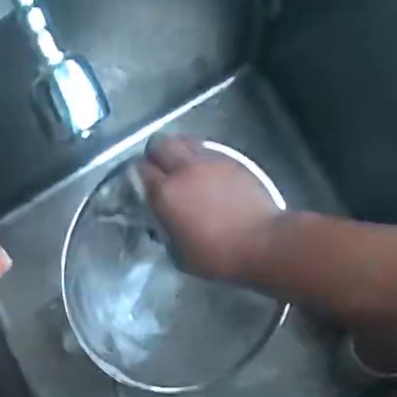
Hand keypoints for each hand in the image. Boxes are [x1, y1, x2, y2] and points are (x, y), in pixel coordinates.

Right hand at [138, 135, 283, 284]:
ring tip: (180, 167)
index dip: (138, 176)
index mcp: (165, 193)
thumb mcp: (177, 252)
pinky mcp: (231, 160)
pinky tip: (204, 173)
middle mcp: (184, 170)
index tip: (140, 186)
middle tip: (158, 170)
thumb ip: (165, 228)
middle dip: (155, 155)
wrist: (259, 242)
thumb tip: (164, 219)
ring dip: (177, 150)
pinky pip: (207, 150)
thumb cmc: (214, 256)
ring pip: (185, 141)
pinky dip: (199, 156)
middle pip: (161, 145)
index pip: (141, 171)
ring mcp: (210, 161)